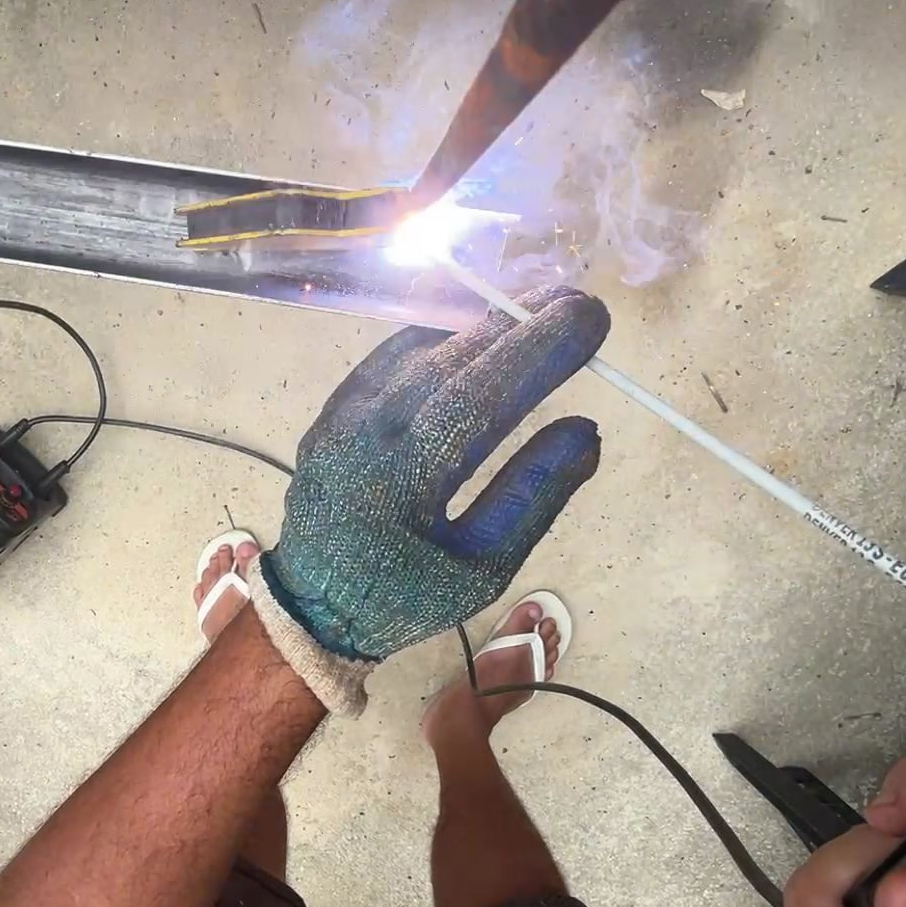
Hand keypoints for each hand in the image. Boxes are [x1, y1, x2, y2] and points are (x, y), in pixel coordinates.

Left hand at [246, 285, 608, 716]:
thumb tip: (585, 429)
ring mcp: (338, 419)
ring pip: (414, 352)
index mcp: (403, 481)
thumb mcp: (482, 568)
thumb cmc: (405, 596)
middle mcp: (363, 435)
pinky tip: (468, 338)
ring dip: (476, 328)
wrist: (315, 605)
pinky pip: (384, 361)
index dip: (537, 350)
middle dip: (516, 325)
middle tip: (572, 301)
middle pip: (448, 360)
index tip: (590, 316)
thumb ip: (533, 497)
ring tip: (530, 315)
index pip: (479, 394)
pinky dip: (432, 342)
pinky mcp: (328, 414)